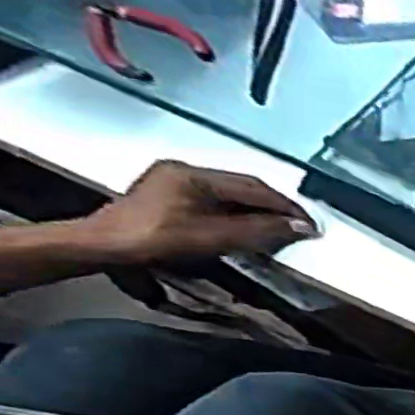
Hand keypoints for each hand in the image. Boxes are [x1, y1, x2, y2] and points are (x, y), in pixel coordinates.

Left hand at [78, 160, 316, 265]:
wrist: (104, 245)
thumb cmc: (158, 240)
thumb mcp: (217, 236)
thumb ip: (262, 229)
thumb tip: (302, 227)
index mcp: (194, 175)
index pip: (256, 189)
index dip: (288, 208)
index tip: (311, 226)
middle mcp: (186, 169)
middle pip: (246, 185)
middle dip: (277, 206)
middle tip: (301, 227)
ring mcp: (176, 178)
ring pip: (234, 190)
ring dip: (260, 208)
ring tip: (281, 227)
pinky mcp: (171, 190)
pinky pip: (219, 195)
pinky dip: (241, 209)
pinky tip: (251, 223)